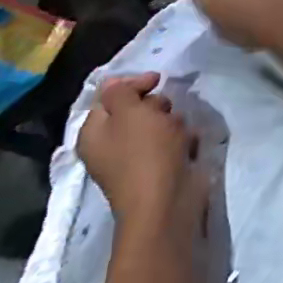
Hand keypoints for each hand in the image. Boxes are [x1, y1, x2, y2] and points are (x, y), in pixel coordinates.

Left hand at [78, 74, 207, 236]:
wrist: (167, 202)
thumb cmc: (145, 153)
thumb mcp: (129, 112)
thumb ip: (121, 91)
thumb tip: (118, 84)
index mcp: (94, 133)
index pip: (109, 95)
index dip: (133, 83)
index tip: (157, 79)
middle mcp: (110, 145)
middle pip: (136, 109)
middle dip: (156, 106)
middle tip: (165, 112)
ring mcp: (135, 159)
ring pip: (158, 125)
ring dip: (173, 123)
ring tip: (179, 133)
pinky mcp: (158, 169)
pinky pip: (171, 143)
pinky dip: (181, 141)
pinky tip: (188, 145)